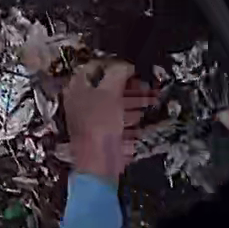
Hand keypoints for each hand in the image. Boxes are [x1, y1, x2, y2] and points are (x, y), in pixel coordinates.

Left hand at [62, 59, 154, 181]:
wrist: (99, 162)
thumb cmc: (99, 124)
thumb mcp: (110, 91)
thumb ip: (117, 74)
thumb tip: (124, 65)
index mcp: (77, 89)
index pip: (93, 68)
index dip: (112, 65)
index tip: (129, 67)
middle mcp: (82, 103)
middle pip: (106, 87)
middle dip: (128, 85)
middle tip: (145, 84)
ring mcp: (92, 120)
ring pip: (114, 105)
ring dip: (134, 101)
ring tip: (151, 99)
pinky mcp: (102, 135)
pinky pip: (118, 123)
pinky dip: (130, 119)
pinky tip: (142, 119)